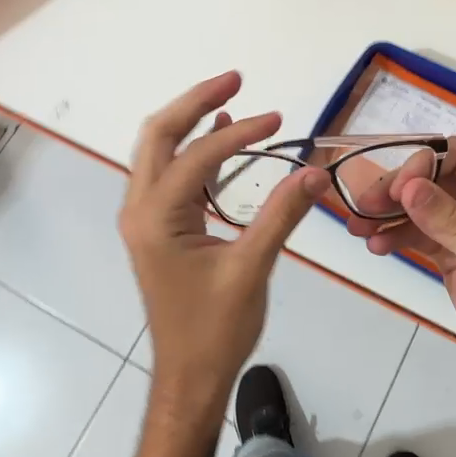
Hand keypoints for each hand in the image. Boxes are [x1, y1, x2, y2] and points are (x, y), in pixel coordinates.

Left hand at [120, 72, 328, 417]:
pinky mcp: (160, 229)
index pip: (197, 157)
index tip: (278, 120)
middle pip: (158, 136)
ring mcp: (147, 219)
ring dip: (191, 122)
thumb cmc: (214, 328)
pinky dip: (195, 152)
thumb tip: (314, 170)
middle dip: (194, 103)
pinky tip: (223, 137)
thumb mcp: (252, 269)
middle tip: (235, 79)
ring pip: (159, 152)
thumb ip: (281, 214)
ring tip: (230, 95)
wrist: (188, 377)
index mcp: (155, 218)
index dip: (240, 133)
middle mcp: (141, 210)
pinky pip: (172, 176)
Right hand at [345, 138, 455, 395]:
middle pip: (433, 178)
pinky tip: (374, 246)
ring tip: (357, 228)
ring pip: (421, 206)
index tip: (395, 189)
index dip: (424, 164)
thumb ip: (452, 224)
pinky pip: (418, 234)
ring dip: (389, 212)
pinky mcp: (452, 256)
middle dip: (397, 189)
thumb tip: (409, 187)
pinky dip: (395, 236)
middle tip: (362, 207)